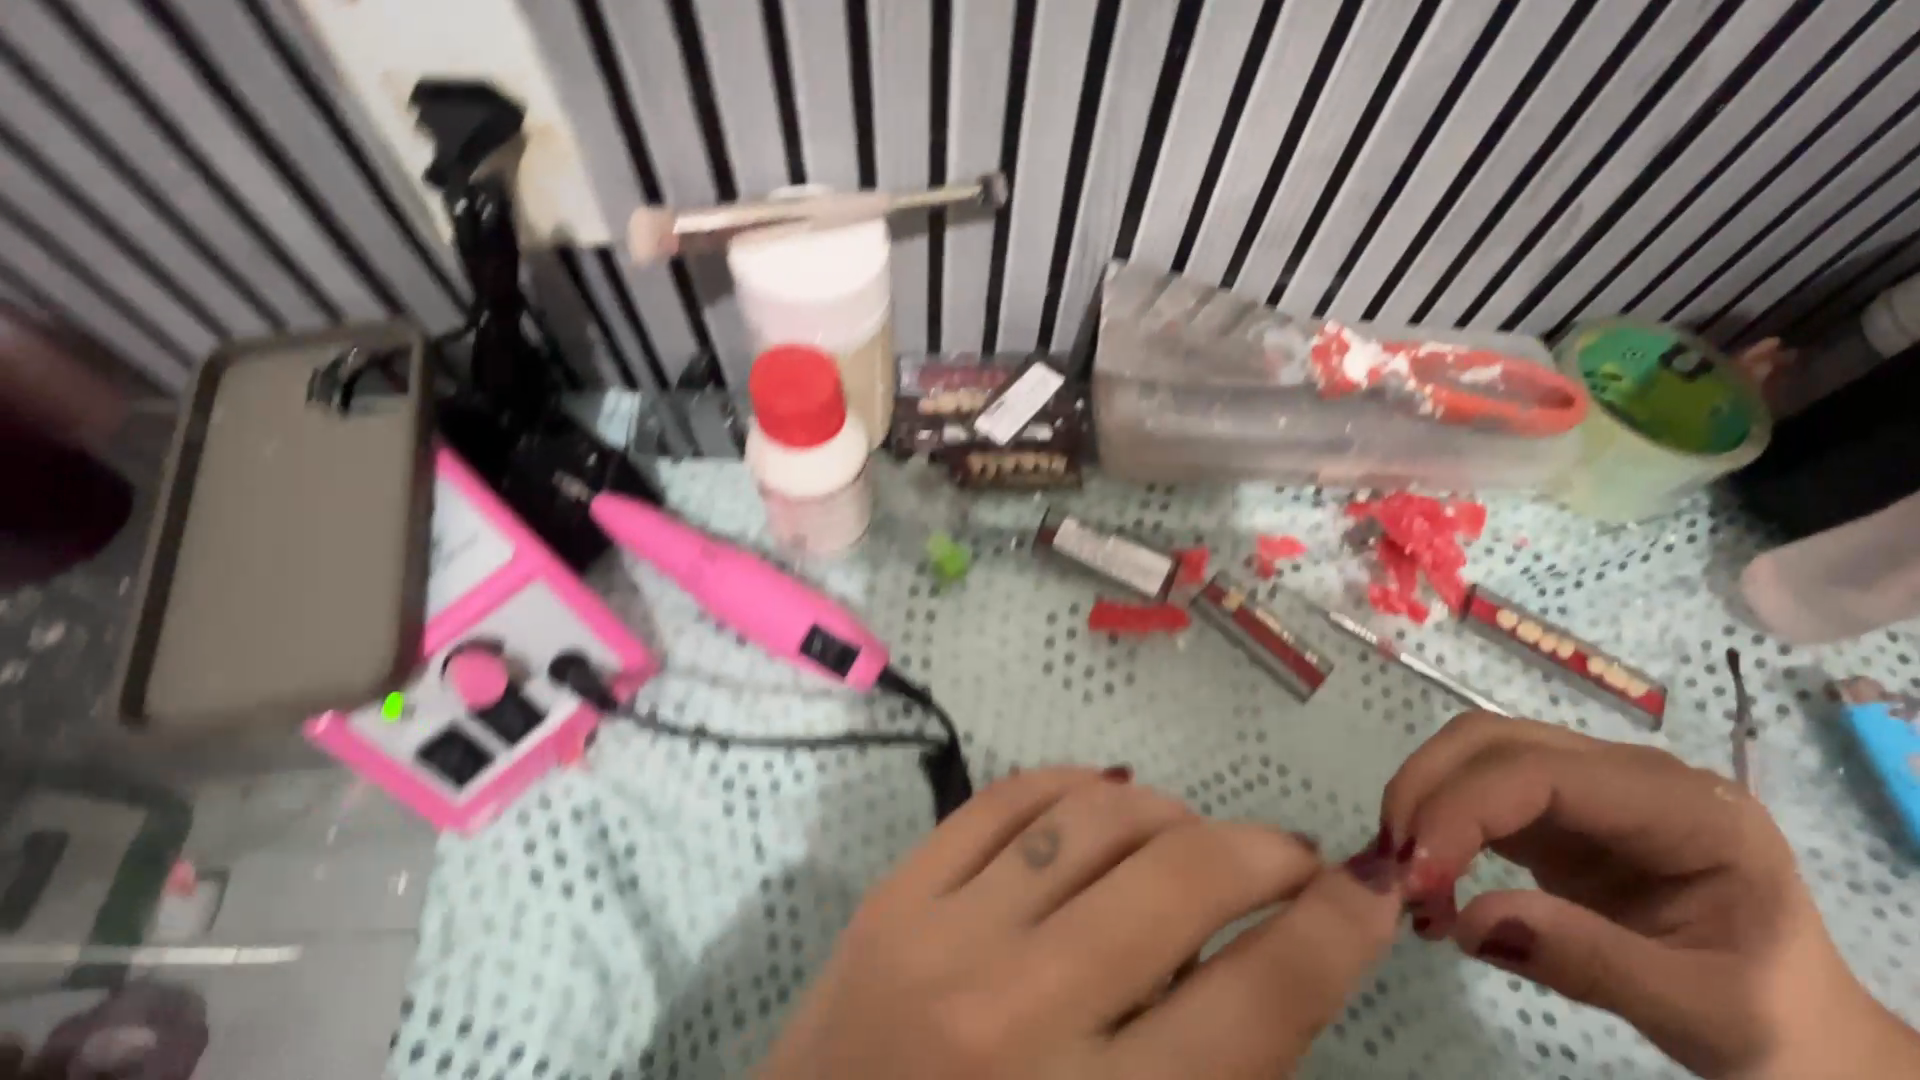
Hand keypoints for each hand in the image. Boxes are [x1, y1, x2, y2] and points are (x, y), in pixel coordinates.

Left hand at [760, 767, 1404, 1078]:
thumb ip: (1206, 1068)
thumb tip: (1273, 958)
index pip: (1257, 1000)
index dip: (1335, 932)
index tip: (1368, 889)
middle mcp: (1021, 1013)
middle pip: (1181, 883)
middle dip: (1263, 852)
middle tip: (1290, 857)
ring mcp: (944, 939)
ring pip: (1093, 819)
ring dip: (1167, 812)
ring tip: (1190, 834)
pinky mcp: (892, 896)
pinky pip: (1002, 799)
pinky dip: (1072, 783)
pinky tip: (1105, 794)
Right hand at [1380, 712, 1919, 1077]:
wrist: (1799, 1030)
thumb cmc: (1770, 1022)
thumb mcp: (1701, 1009)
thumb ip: (1590, 962)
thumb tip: (1465, 920)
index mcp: (1688, 808)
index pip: (1541, 772)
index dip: (1462, 809)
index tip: (1413, 875)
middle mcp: (1632, 776)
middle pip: (1493, 741)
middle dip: (1426, 793)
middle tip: (1392, 870)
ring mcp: (1590, 788)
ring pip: (1473, 753)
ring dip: (1421, 800)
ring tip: (1402, 872)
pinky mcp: (1557, 813)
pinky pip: (1476, 791)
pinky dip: (1435, 821)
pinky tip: (1425, 871)